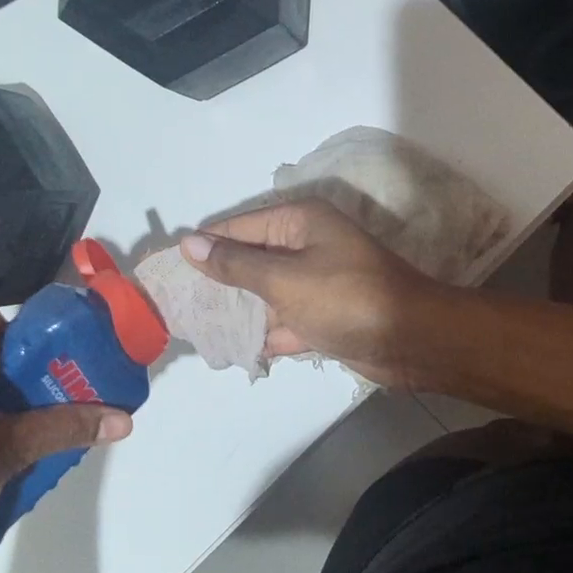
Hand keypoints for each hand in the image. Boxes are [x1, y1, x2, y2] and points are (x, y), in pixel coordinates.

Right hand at [181, 200, 445, 384]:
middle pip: (249, 260)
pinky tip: (231, 350)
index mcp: (299, 222)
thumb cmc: (347, 298)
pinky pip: (285, 320)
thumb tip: (190, 242)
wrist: (412, 340)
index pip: (236, 228)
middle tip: (169, 306)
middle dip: (214, 283)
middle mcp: (307, 245)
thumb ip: (236, 264)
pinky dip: (264, 334)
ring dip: (236, 312)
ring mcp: (317, 282)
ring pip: (265, 294)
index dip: (198, 247)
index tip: (160, 267)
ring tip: (189, 330)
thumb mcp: (284, 279)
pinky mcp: (325, 316)